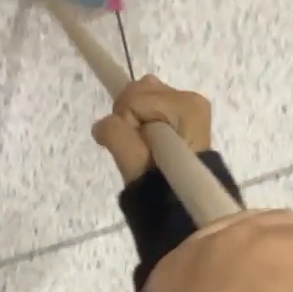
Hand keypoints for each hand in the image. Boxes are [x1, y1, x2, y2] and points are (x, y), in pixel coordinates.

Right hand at [91, 75, 213, 184]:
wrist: (179, 202)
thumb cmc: (157, 183)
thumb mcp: (133, 160)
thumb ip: (114, 134)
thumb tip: (102, 126)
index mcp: (184, 105)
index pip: (133, 98)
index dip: (125, 122)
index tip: (135, 146)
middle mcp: (190, 98)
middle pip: (139, 89)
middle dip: (129, 116)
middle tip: (140, 146)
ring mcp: (189, 103)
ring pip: (143, 94)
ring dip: (135, 118)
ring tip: (146, 145)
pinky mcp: (183, 111)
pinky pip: (150, 102)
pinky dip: (142, 118)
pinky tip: (151, 139)